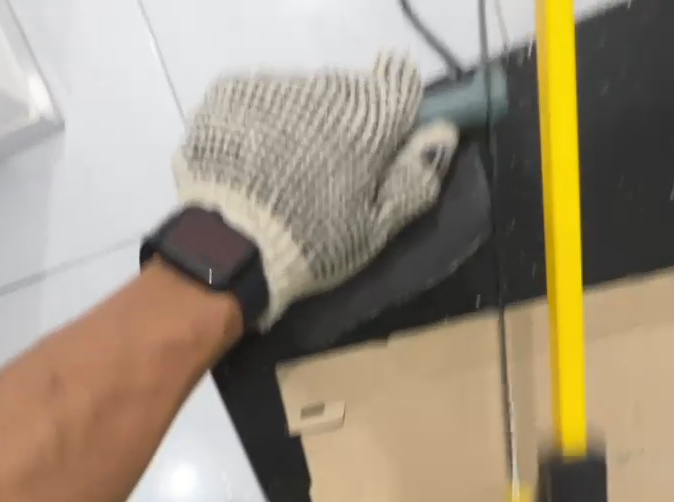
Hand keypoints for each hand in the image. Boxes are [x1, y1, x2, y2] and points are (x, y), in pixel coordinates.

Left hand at [175, 52, 459, 327]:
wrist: (231, 246)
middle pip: (347, 94)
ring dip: (301, 126)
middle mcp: (325, 86)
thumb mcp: (374, 228)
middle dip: (344, 127)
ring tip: (282, 177)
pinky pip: (258, 103)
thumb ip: (414, 179)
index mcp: (369, 116)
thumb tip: (443, 136)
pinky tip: (251, 167)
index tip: (382, 149)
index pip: (400, 83)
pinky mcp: (230, 93)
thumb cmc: (314, 243)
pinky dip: (260, 127)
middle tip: (327, 180)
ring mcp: (274, 85)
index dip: (394, 115)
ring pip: (302, 99)